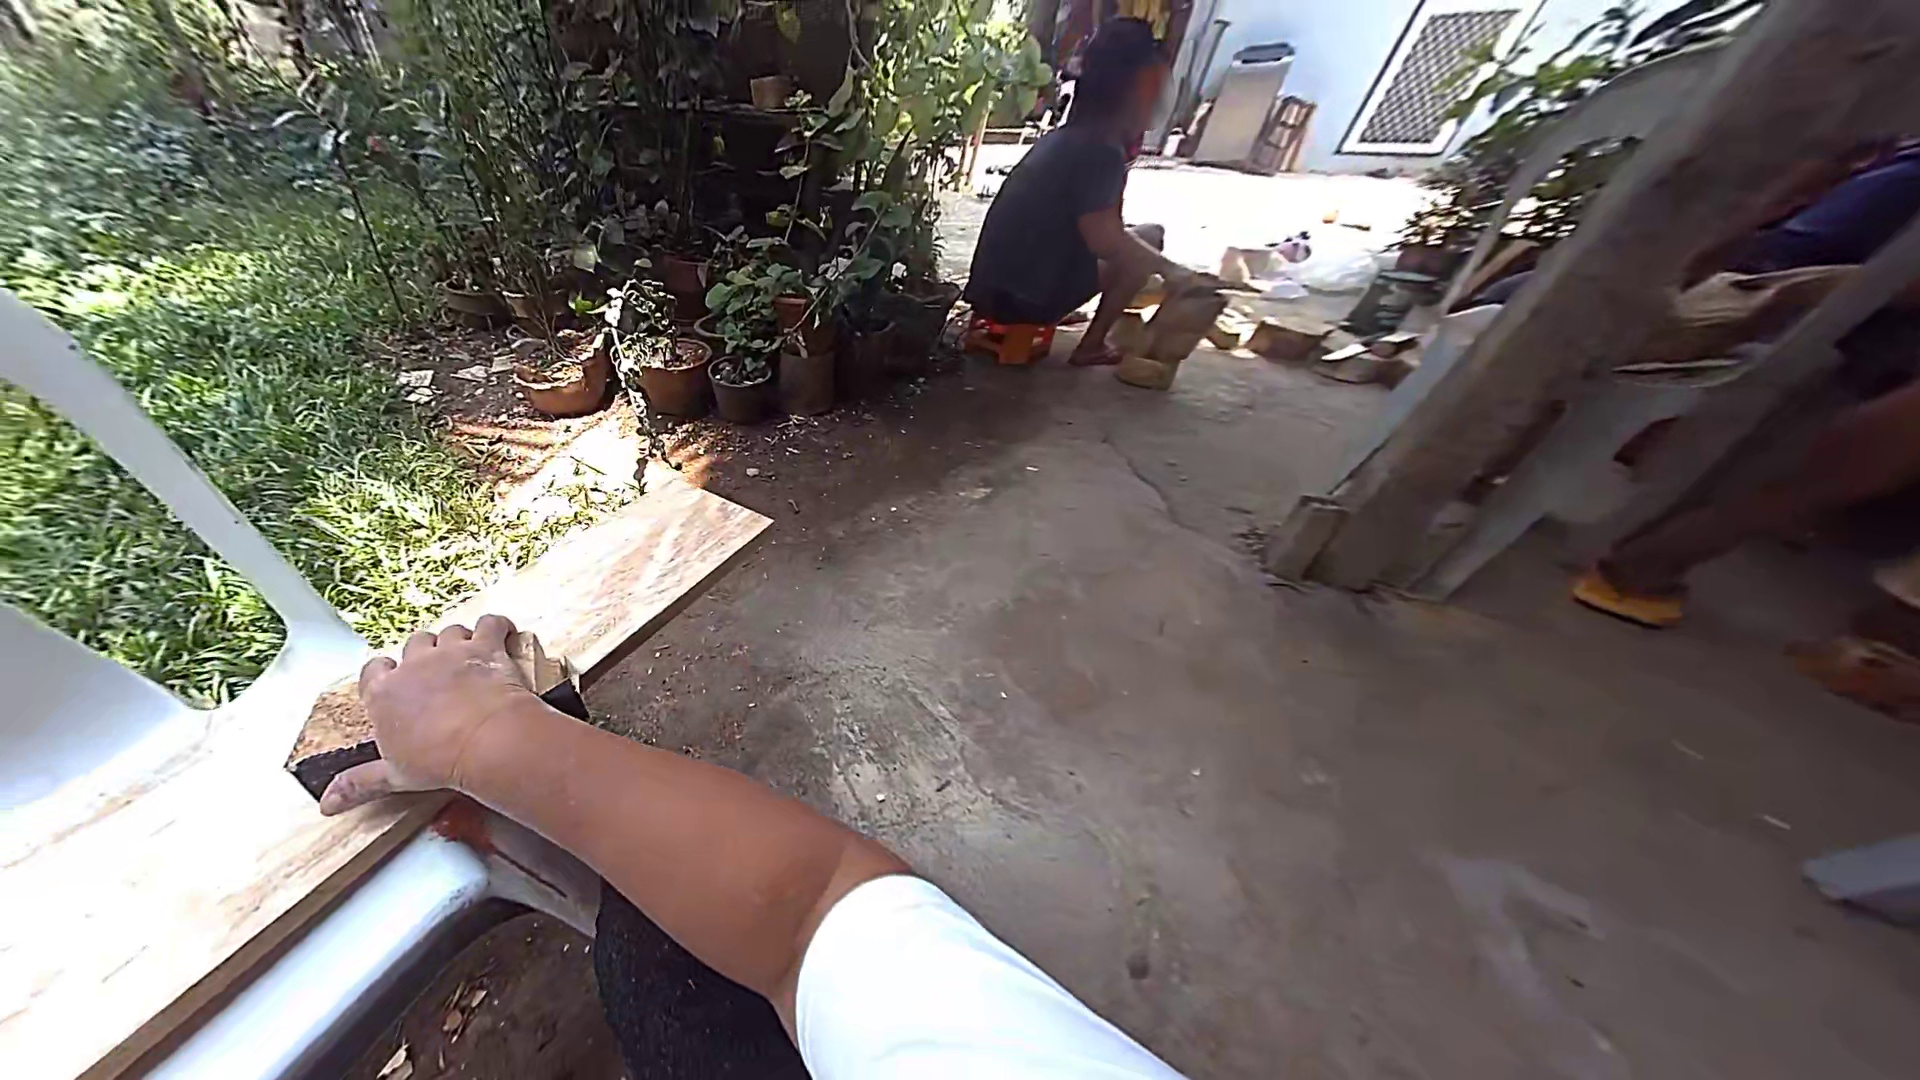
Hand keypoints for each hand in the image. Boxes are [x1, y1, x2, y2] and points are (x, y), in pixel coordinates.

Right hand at [318, 614, 541, 814]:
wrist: (485, 740)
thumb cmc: (439, 759)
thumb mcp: (394, 775)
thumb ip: (359, 783)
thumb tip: (328, 804)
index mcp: (383, 693)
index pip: (374, 669)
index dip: (389, 671)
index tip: (400, 677)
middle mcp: (414, 666)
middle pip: (416, 644)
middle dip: (427, 651)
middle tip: (442, 667)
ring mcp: (452, 653)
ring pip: (451, 631)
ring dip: (460, 639)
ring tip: (471, 652)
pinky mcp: (487, 647)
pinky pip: (492, 623)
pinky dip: (498, 625)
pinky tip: (502, 631)